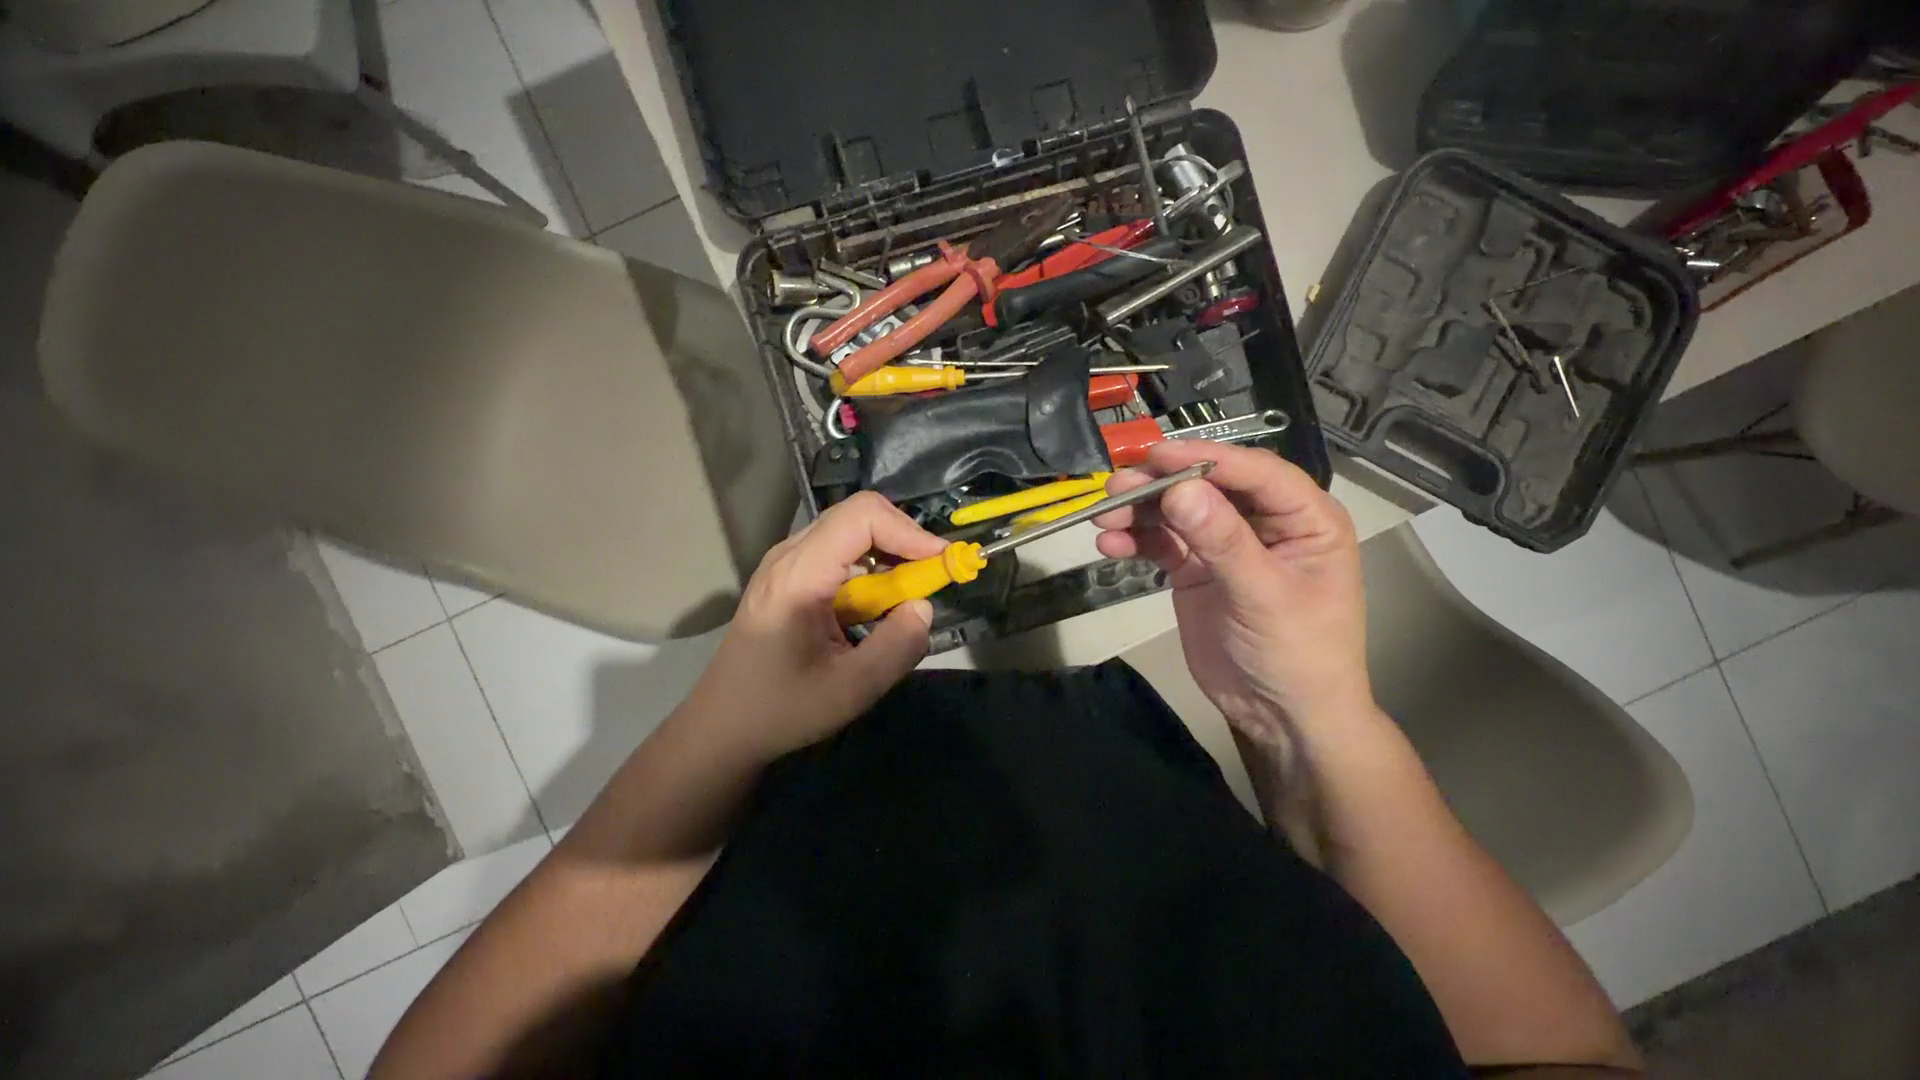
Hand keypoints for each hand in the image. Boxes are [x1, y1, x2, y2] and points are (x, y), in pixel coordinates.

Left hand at [682, 492, 945, 765]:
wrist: (723, 726)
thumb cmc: (782, 709)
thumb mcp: (851, 689)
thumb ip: (896, 646)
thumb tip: (924, 608)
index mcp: (798, 575)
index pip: (861, 517)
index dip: (908, 531)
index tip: (941, 564)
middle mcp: (789, 556)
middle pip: (857, 517)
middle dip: (903, 542)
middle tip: (932, 579)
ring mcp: (785, 565)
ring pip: (849, 534)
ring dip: (887, 557)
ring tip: (909, 596)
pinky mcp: (789, 579)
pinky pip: (837, 555)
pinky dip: (869, 571)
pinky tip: (878, 607)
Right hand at [1093, 440, 1372, 744]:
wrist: (1281, 717)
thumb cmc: (1297, 655)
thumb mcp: (1264, 597)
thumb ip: (1223, 542)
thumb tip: (1180, 489)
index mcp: (1306, 518)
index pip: (1256, 473)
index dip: (1207, 459)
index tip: (1158, 455)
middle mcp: (1265, 522)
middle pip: (1210, 486)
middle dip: (1163, 484)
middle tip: (1118, 484)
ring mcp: (1227, 545)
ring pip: (1179, 512)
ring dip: (1141, 511)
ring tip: (1103, 514)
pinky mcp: (1196, 570)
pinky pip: (1163, 543)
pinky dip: (1136, 540)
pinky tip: (1109, 544)